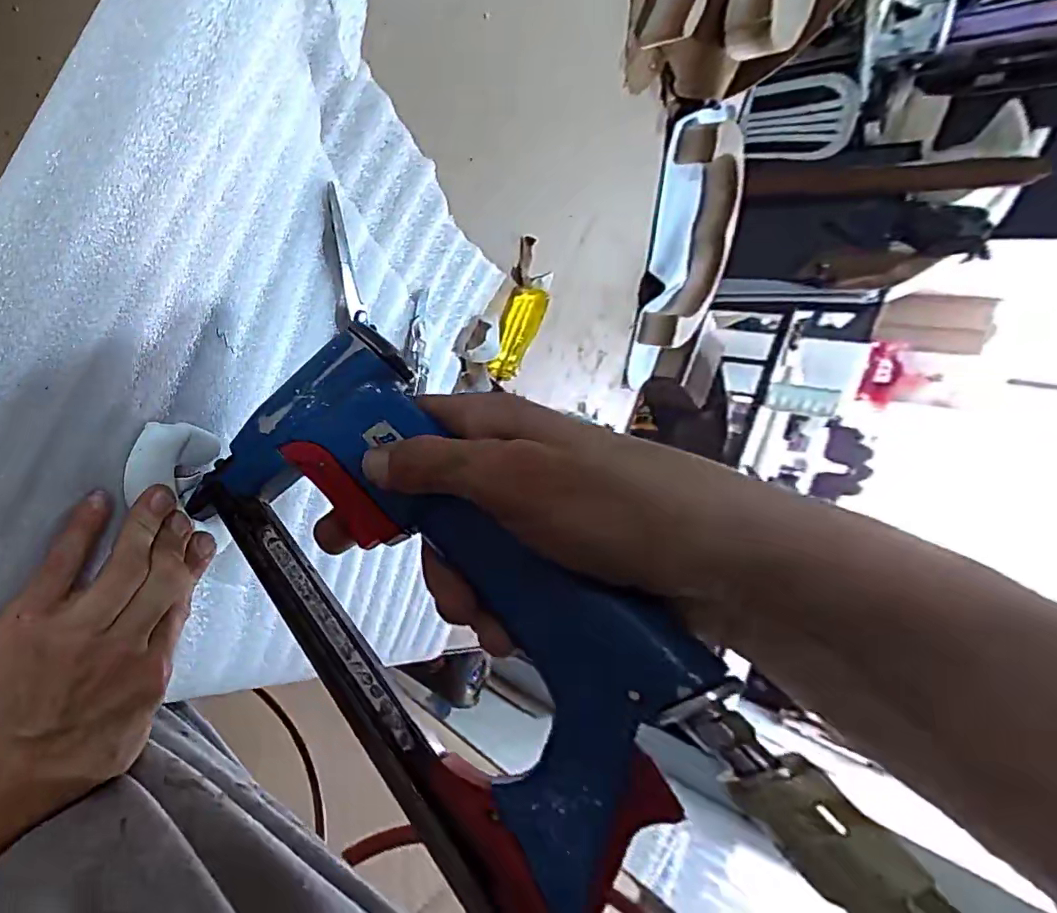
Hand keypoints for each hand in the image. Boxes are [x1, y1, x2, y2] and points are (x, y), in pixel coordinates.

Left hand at [0, 485, 213, 822]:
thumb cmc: (66, 759)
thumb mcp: (130, 729)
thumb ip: (153, 678)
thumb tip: (167, 631)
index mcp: (147, 671)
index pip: (178, 599)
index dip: (190, 563)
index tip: (197, 540)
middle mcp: (120, 644)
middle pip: (160, 574)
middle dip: (174, 534)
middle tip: (176, 507)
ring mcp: (77, 627)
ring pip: (123, 561)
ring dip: (143, 522)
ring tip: (154, 496)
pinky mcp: (34, 615)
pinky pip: (64, 560)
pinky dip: (84, 526)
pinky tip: (98, 502)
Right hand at [314, 392, 818, 652]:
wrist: (726, 567)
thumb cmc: (611, 504)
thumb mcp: (512, 477)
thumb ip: (434, 465)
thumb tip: (370, 455)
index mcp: (489, 427)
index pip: (407, 423)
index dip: (365, 449)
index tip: (330, 487)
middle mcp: (504, 465)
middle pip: (428, 497)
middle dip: (422, 545)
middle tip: (395, 572)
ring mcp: (530, 514)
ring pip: (464, 550)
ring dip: (464, 589)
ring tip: (487, 623)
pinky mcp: (554, 559)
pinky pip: (502, 582)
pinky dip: (499, 610)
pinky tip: (513, 633)